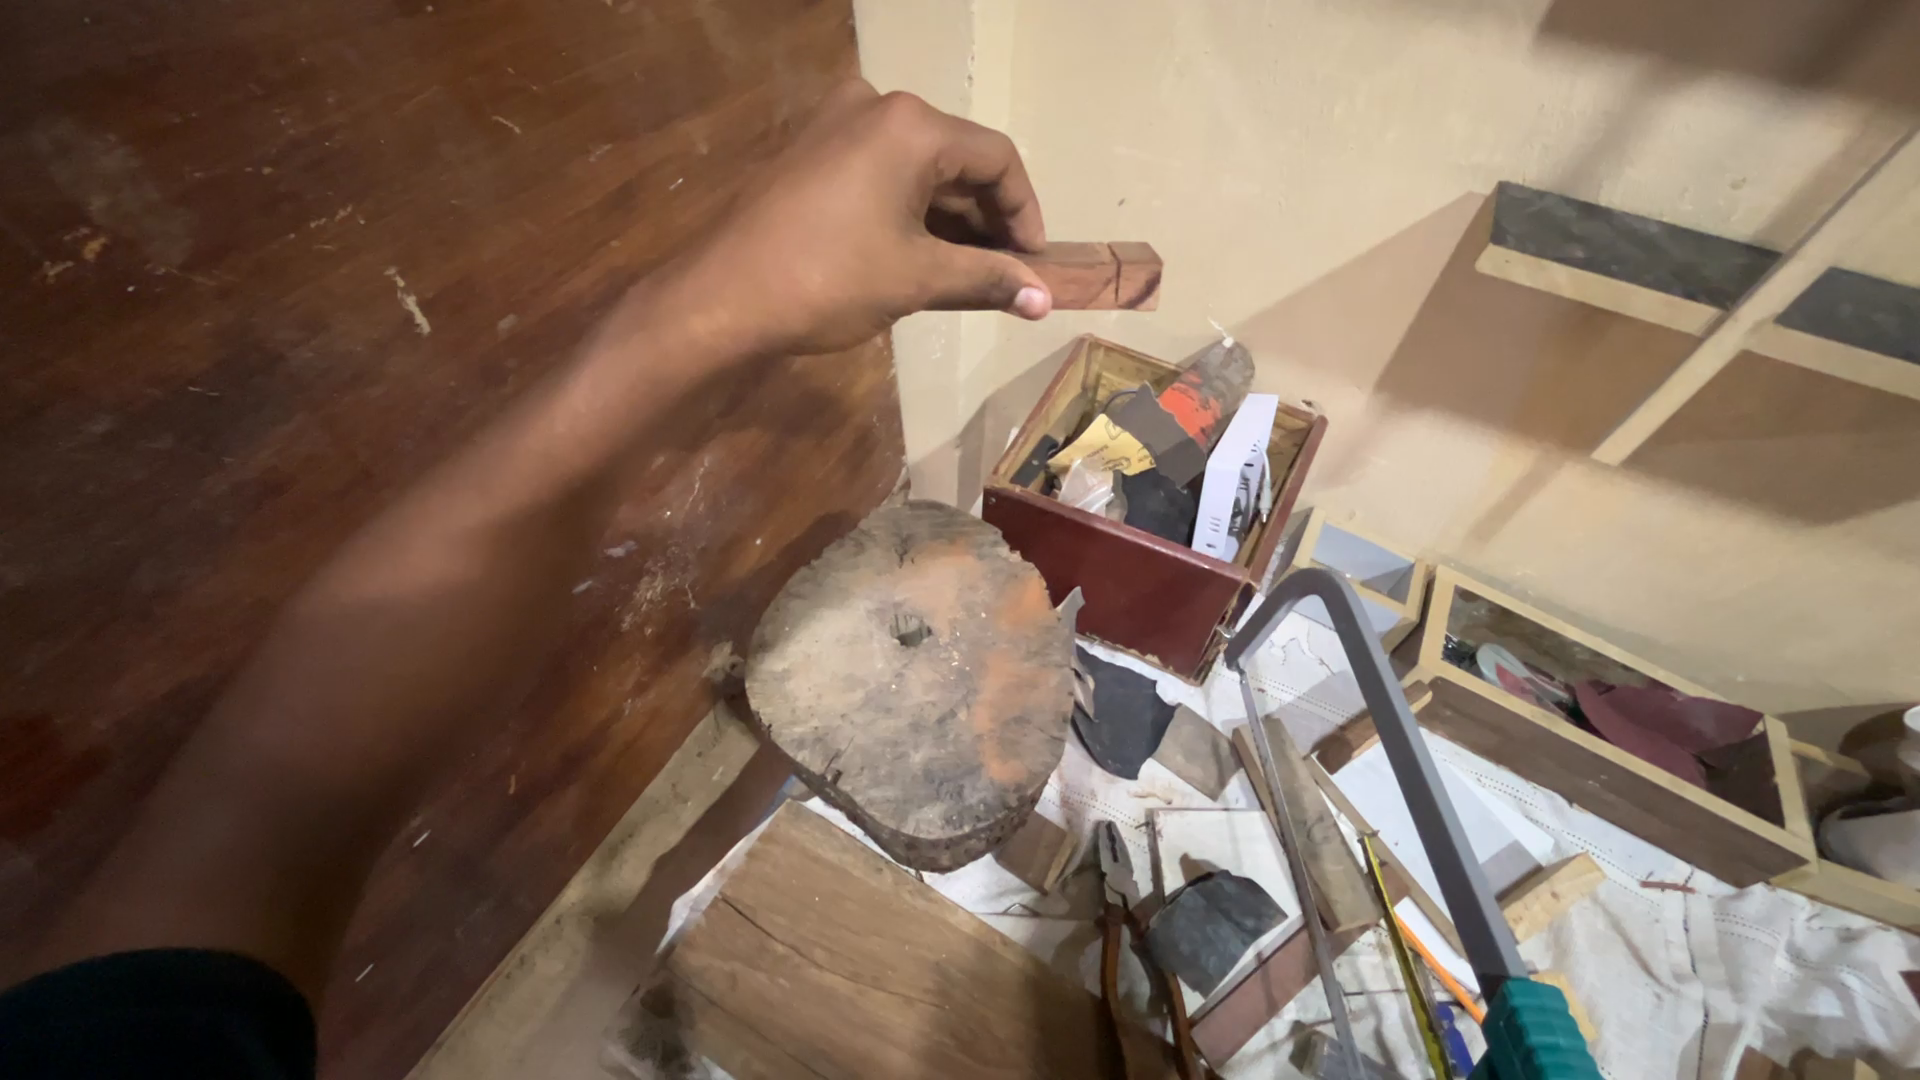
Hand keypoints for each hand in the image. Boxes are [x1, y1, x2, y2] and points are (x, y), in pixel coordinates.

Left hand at [656, 80, 1052, 356]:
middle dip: (988, 221)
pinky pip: (884, 178)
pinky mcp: (814, 155)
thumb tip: (1043, 301)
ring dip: (952, 222)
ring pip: (920, 172)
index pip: (996, 159)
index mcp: (910, 126)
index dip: (1025, 213)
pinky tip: (926, 257)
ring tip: (973, 275)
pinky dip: (913, 215)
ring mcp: (838, 126)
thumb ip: (987, 279)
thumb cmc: (829, 282)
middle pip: (958, 160)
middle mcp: (876, 108)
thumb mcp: (917, 279)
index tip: (1035, 264)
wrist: (723, 300)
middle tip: (1008, 275)